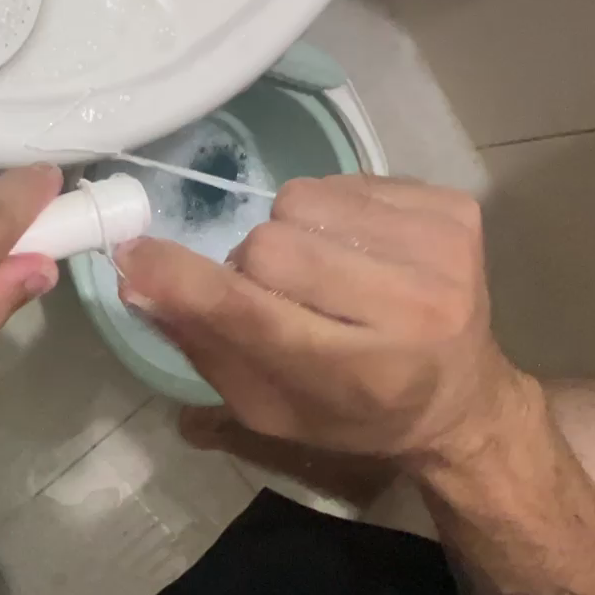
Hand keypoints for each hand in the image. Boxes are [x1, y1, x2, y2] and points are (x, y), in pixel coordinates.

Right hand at [115, 175, 528, 469]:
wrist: (463, 397)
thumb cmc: (352, 413)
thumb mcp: (268, 408)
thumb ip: (203, 345)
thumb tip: (136, 282)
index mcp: (358, 374)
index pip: (251, 311)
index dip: (183, 281)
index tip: (132, 254)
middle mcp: (410, 307)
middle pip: (268, 245)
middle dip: (250, 266)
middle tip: (272, 294)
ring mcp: (442, 250)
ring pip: (301, 200)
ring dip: (290, 233)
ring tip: (320, 270)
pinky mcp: (458, 208)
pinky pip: (344, 181)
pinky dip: (330, 213)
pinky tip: (355, 250)